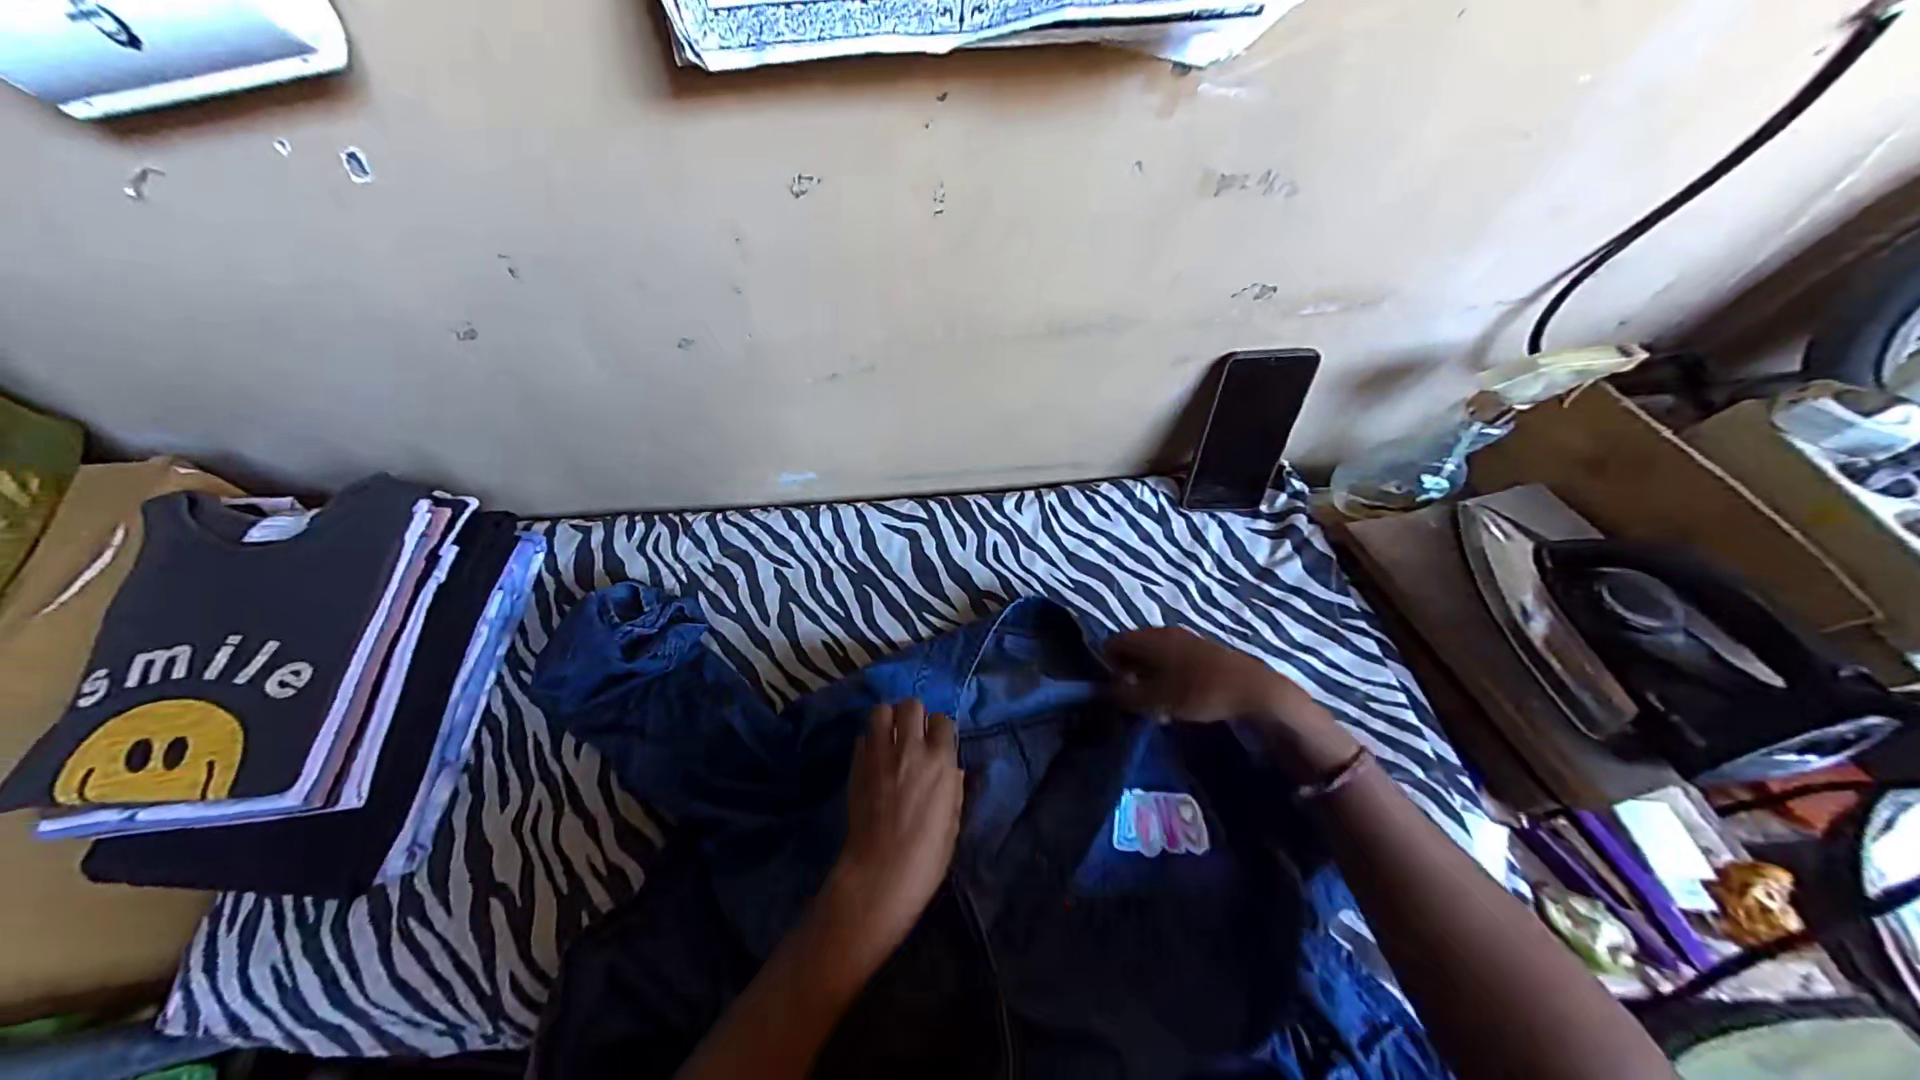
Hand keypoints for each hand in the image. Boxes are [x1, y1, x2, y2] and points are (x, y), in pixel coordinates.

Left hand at [826, 699, 963, 947]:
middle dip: (915, 714)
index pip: (943, 719)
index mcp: (940, 761)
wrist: (880, 872)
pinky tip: (875, 757)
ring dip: (889, 719)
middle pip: (911, 705)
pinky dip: (870, 740)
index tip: (939, 741)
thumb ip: (952, 785)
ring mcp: (879, 753)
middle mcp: (909, 748)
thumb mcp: (953, 819)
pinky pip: (863, 736)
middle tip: (914, 733)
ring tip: (891, 736)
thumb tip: (950, 769)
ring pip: (881, 711)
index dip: (941, 729)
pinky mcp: (856, 764)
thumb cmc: (927, 854)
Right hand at [1104, 627, 1357, 781]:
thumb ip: (1125, 694)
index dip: (1106, 666)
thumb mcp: (1155, 700)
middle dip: (1127, 672)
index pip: (1112, 642)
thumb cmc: (1199, 692)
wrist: (1255, 691)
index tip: (1115, 691)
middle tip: (1134, 700)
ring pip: (1154, 656)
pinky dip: (1168, 677)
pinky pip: (1173, 660)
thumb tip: (1107, 691)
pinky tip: (1178, 699)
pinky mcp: (1203, 652)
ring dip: (1148, 677)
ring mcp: (1187, 640)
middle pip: (1133, 648)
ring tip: (1156, 704)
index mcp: (1150, 637)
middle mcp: (1165, 632)